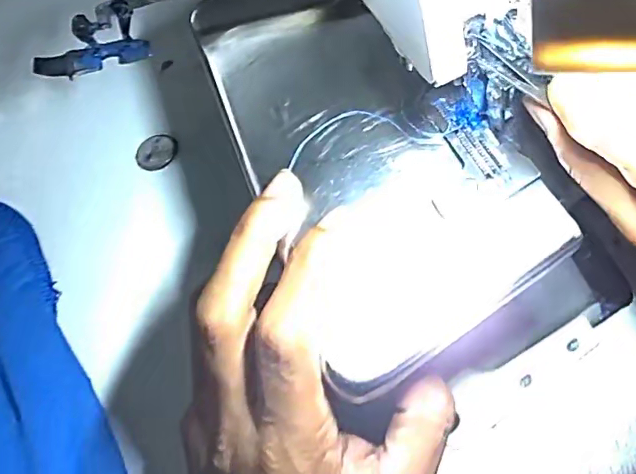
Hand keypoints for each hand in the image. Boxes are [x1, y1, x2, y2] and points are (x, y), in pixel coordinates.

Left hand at [184, 171, 456, 473]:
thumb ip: (417, 439)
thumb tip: (437, 384)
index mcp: (283, 444)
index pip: (284, 335)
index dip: (307, 270)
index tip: (334, 228)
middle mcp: (231, 425)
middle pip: (218, 310)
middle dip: (249, 236)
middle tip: (280, 192)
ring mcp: (205, 420)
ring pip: (202, 317)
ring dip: (237, 254)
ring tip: (269, 214)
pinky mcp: (198, 421)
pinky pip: (205, 337)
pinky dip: (231, 289)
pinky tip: (256, 274)